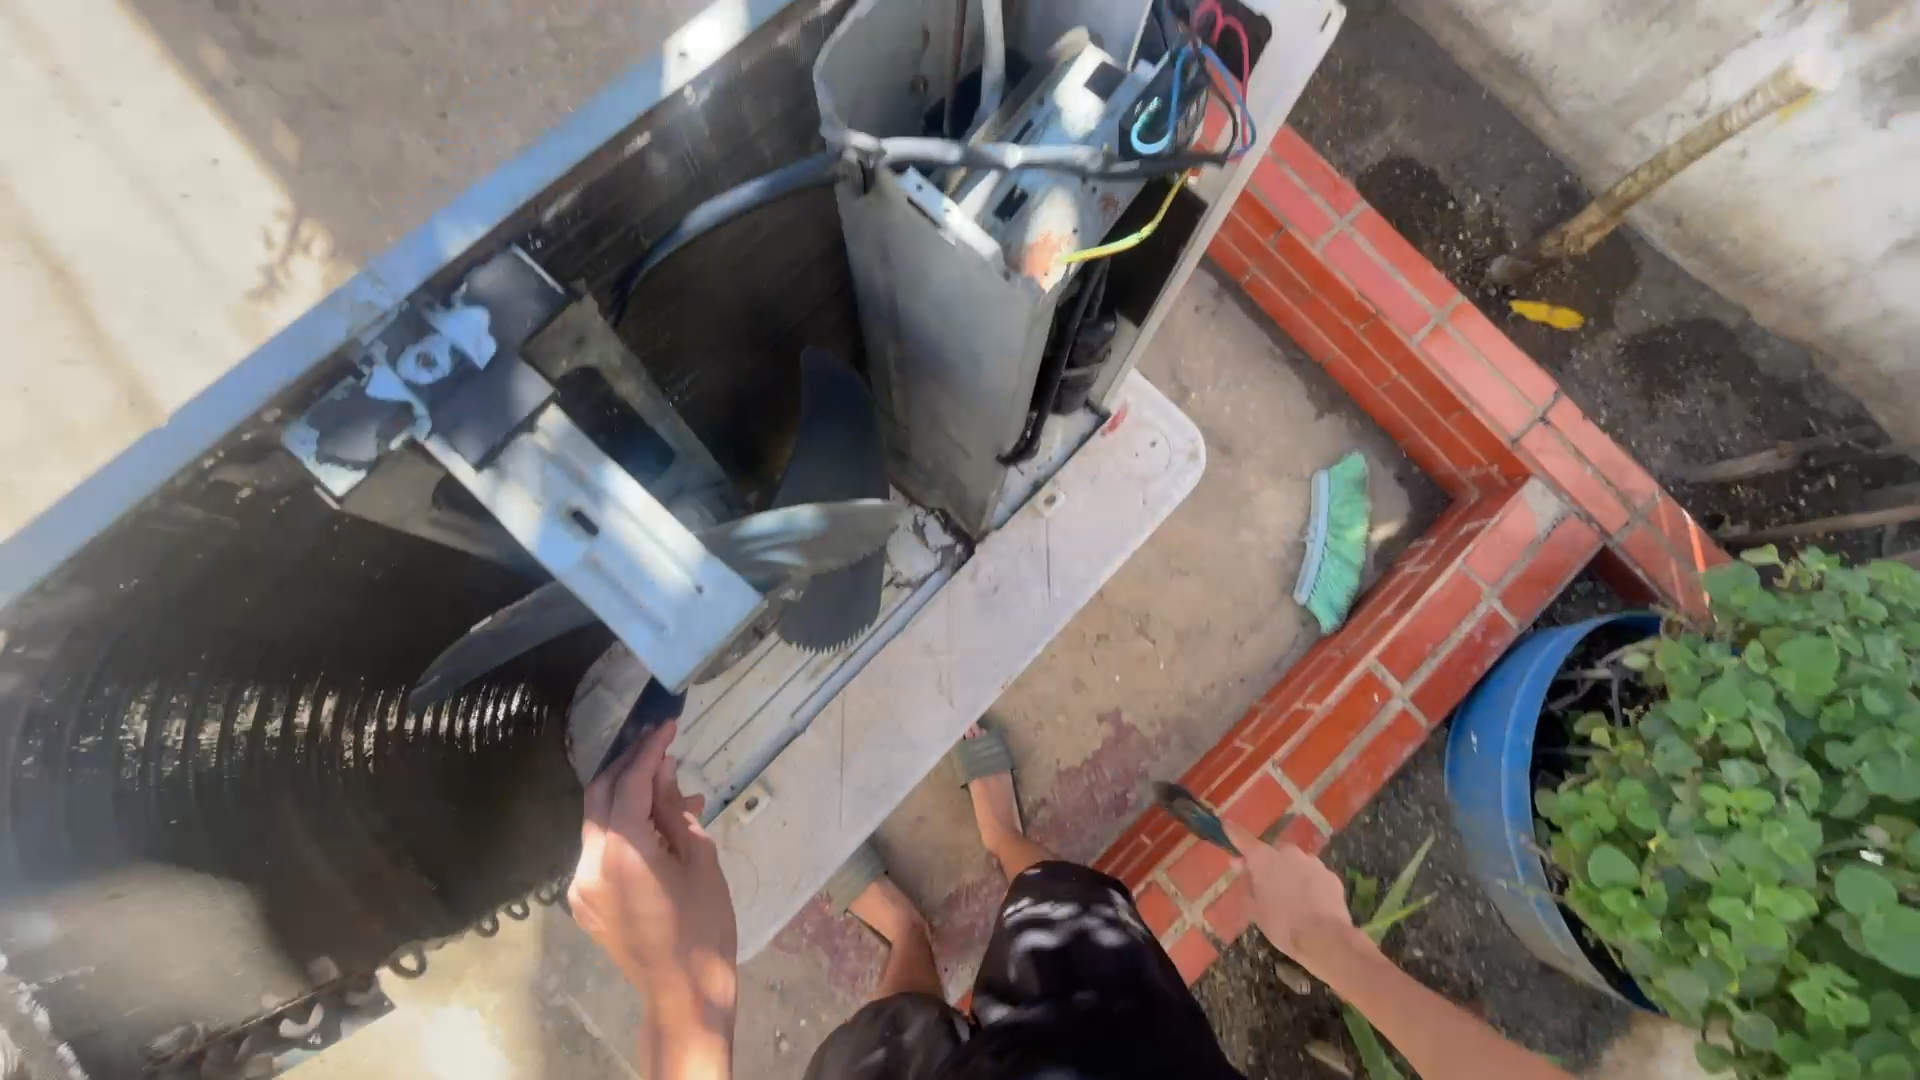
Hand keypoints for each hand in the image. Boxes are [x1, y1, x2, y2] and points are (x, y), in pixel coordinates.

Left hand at [571, 720, 736, 1073]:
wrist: (684, 991)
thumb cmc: (705, 923)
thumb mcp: (700, 857)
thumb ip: (673, 809)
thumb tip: (662, 769)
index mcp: (622, 853)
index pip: (628, 783)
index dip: (648, 749)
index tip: (667, 724)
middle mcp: (588, 864)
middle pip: (600, 795)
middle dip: (629, 764)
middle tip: (662, 744)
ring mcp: (580, 885)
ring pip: (598, 819)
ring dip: (629, 795)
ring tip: (673, 791)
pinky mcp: (584, 900)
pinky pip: (600, 846)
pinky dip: (625, 825)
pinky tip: (658, 824)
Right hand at [1222, 821, 1365, 970]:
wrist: (1326, 940)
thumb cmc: (1282, 925)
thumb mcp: (1255, 908)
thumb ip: (1246, 882)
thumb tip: (1239, 863)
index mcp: (1263, 858)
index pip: (1243, 839)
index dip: (1233, 832)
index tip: (1226, 824)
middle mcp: (1288, 852)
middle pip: (1273, 852)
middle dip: (1269, 864)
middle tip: (1267, 886)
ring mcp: (1312, 862)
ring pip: (1296, 863)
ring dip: (1291, 874)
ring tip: (1293, 899)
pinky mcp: (1331, 876)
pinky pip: (1314, 876)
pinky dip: (1310, 884)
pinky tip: (1312, 904)